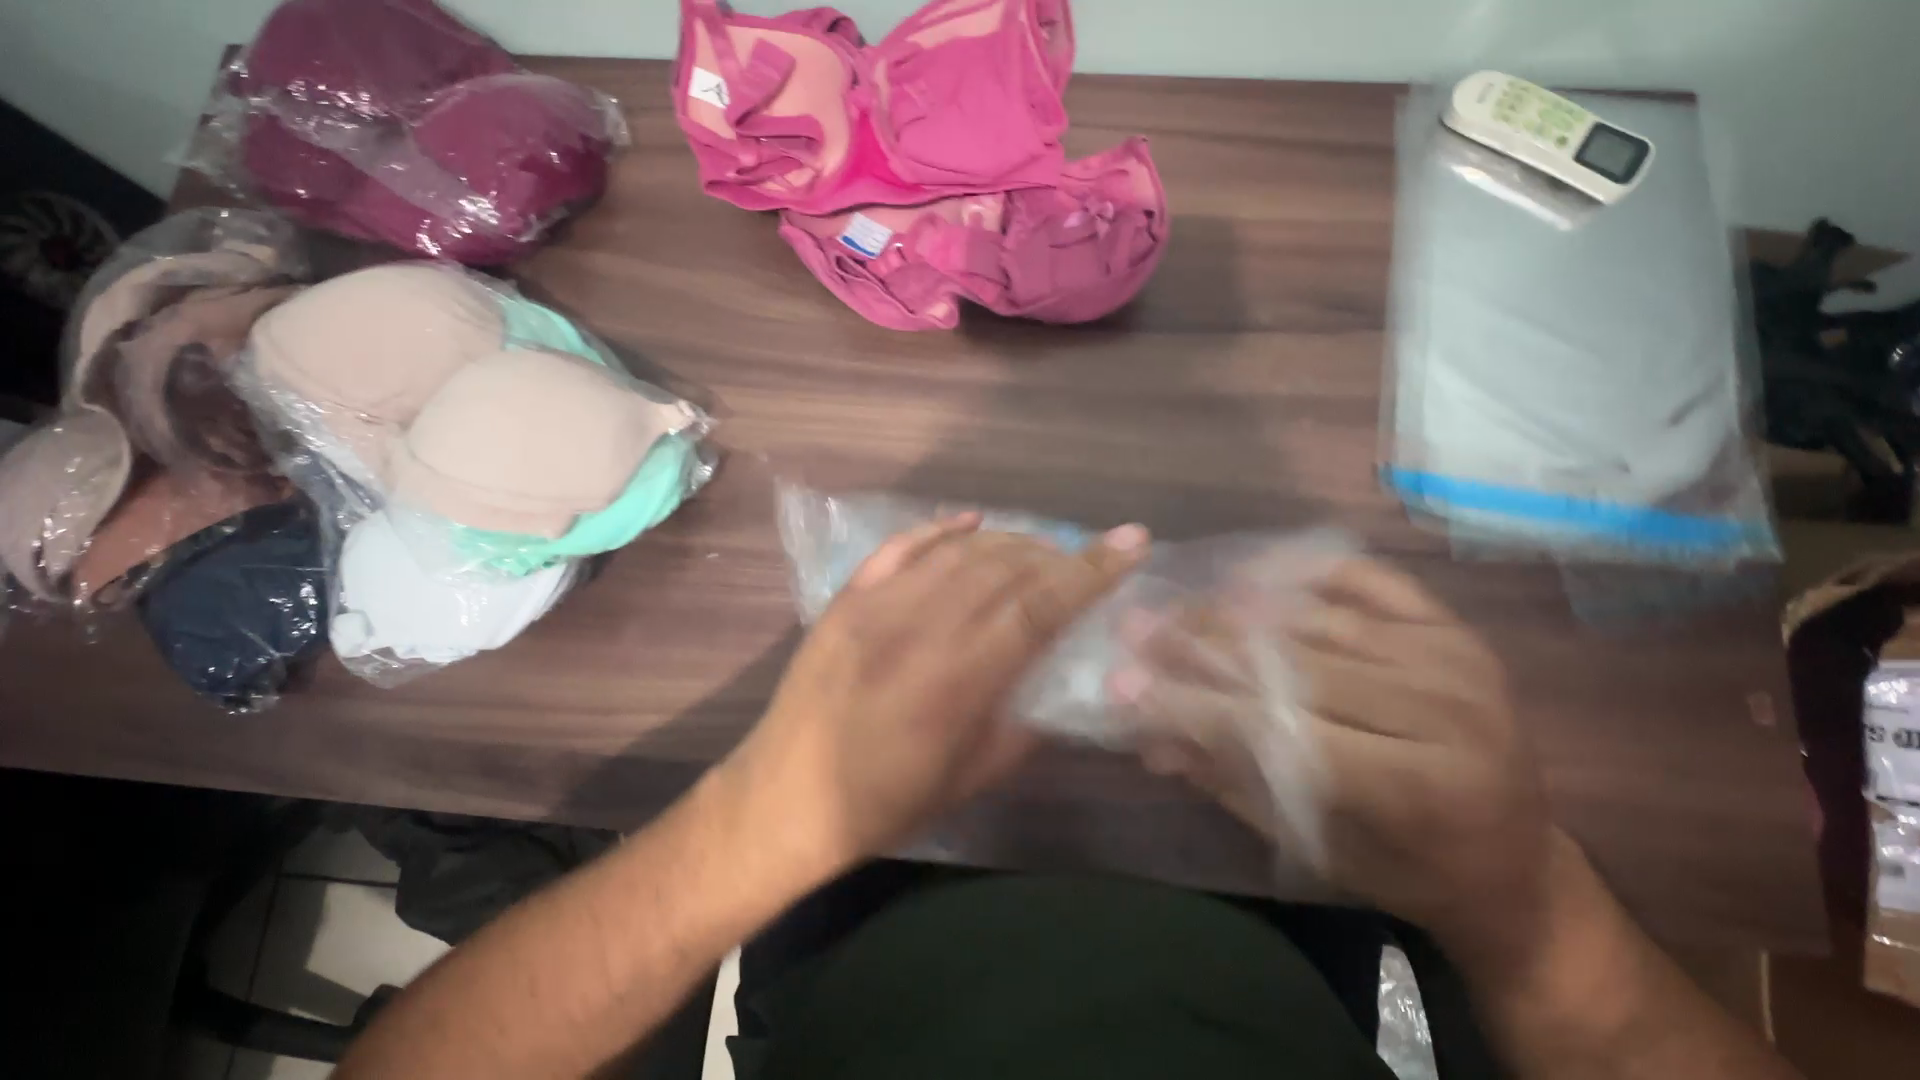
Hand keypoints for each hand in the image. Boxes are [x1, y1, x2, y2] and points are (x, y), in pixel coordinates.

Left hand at [719, 514, 1150, 873]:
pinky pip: (900, 548)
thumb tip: (1058, 678)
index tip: (1131, 543)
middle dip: (1057, 555)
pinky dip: (941, 529)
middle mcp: (918, 628)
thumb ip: (1024, 725)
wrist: (785, 800)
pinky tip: (971, 522)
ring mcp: (876, 606)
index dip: (1091, 571)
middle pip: (1004, 567)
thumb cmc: (885, 803)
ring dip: (1009, 542)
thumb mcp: (971, 778)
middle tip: (1087, 559)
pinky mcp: (846, 600)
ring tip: (1040, 549)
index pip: (1040, 605)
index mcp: (957, 680)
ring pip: (958, 551)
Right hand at [1118, 556, 1555, 967]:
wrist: (1517, 861)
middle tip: (1135, 630)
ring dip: (1236, 610)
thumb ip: (1233, 786)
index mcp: (1412, 783)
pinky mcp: (1455, 629)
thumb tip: (1148, 741)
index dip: (1191, 704)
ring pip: (1318, 619)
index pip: (1275, 727)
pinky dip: (1305, 572)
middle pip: (1292, 663)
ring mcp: (1453, 657)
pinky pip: (1368, 580)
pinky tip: (1250, 574)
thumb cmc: (1411, 872)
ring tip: (1175, 606)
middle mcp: (1440, 708)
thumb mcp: (1318, 850)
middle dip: (1200, 646)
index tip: (1123, 685)